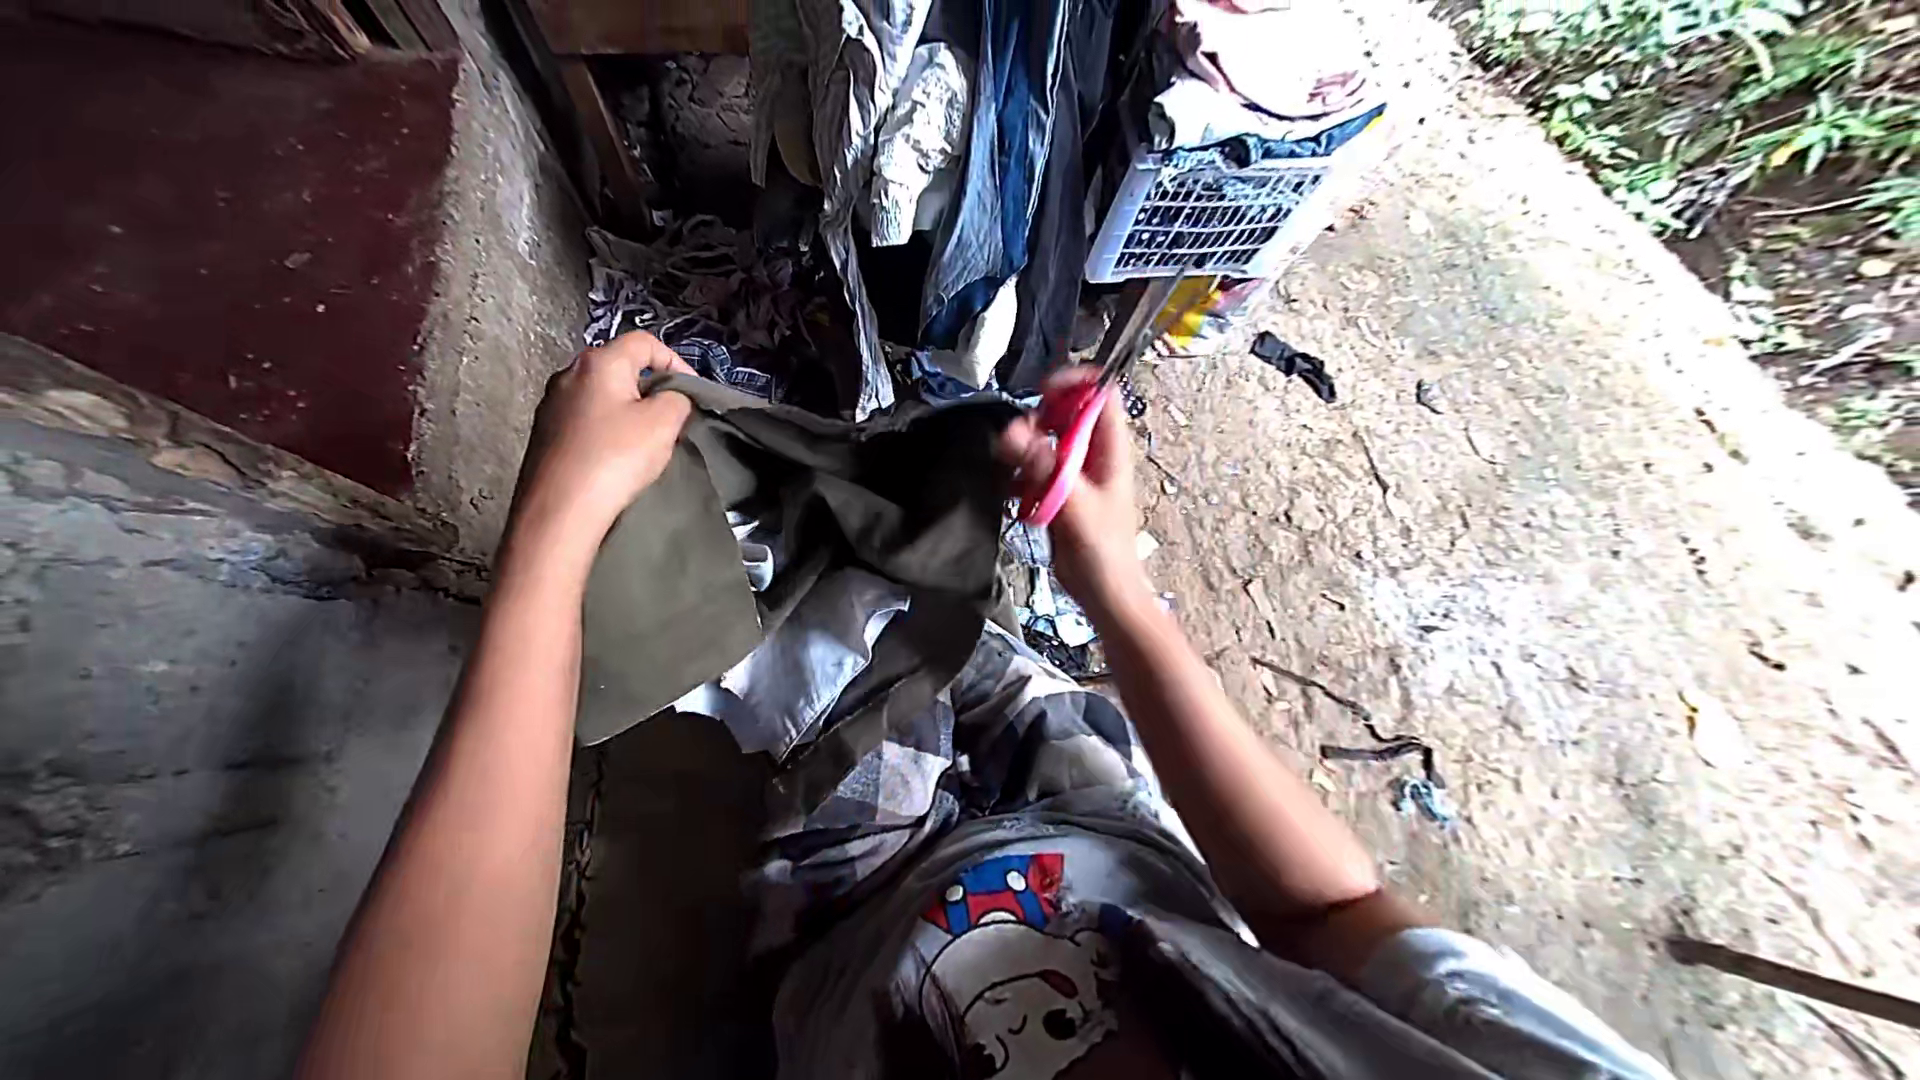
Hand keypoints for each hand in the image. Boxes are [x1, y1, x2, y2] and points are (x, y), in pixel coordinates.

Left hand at [504, 331, 693, 559]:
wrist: (561, 507)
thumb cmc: (616, 456)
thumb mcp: (664, 422)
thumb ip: (678, 399)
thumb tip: (672, 397)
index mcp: (598, 363)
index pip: (644, 342)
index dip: (676, 361)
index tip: (692, 392)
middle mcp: (569, 374)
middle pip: (622, 367)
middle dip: (653, 388)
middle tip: (673, 418)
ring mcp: (552, 404)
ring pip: (605, 395)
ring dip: (631, 410)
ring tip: (648, 440)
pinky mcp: (546, 433)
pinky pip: (588, 419)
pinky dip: (610, 428)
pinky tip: (618, 457)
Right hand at [998, 367, 1152, 620]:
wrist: (1103, 591)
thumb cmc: (1105, 552)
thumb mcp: (1075, 505)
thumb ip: (1046, 468)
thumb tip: (1017, 433)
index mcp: (1110, 449)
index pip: (1099, 394)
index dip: (1074, 383)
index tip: (1043, 393)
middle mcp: (1092, 456)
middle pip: (1064, 415)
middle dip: (1037, 423)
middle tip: (1019, 443)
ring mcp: (1074, 474)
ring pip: (1044, 443)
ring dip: (1023, 453)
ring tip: (1014, 475)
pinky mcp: (1057, 493)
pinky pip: (1033, 470)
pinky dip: (1019, 477)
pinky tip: (1014, 494)